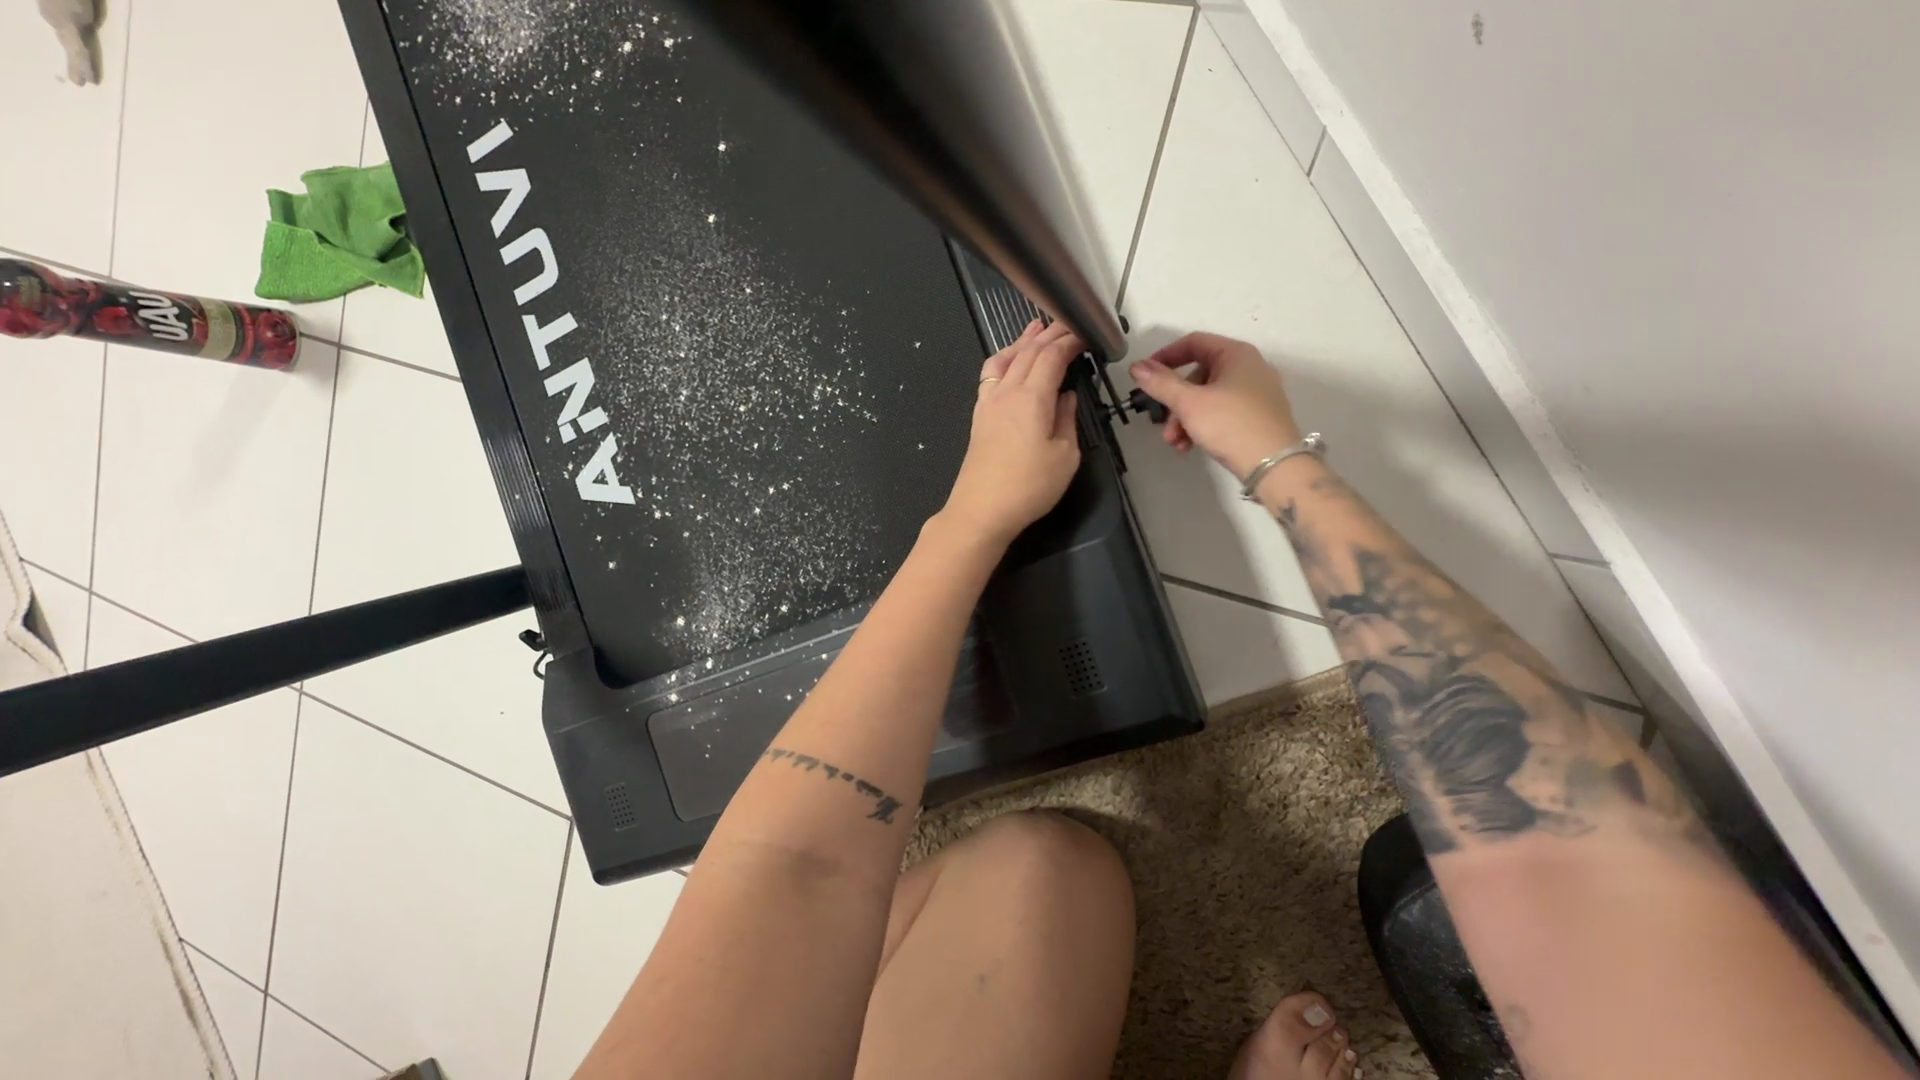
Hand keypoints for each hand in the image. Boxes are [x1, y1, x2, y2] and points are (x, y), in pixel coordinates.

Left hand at [938, 319, 1082, 547]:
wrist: (981, 510)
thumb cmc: (1029, 487)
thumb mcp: (1065, 456)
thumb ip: (1068, 420)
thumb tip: (1067, 397)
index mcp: (1032, 398)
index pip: (1052, 356)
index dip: (1069, 341)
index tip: (1085, 333)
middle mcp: (1007, 392)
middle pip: (1028, 352)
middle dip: (1049, 335)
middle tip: (1065, 323)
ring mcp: (989, 402)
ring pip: (1005, 359)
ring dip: (1022, 341)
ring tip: (1034, 328)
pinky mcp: (979, 416)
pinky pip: (990, 375)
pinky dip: (1003, 360)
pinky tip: (1008, 362)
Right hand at [1128, 332, 1302, 478]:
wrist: (1276, 465)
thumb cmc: (1231, 425)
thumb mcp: (1189, 404)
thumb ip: (1161, 383)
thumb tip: (1136, 367)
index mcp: (1236, 354)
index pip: (1194, 343)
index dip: (1165, 356)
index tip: (1145, 375)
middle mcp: (1250, 367)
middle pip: (1199, 375)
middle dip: (1175, 402)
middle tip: (1163, 424)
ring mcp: (1257, 392)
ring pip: (1209, 397)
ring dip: (1185, 419)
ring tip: (1176, 443)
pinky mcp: (1259, 416)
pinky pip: (1223, 412)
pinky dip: (1203, 425)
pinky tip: (1191, 446)